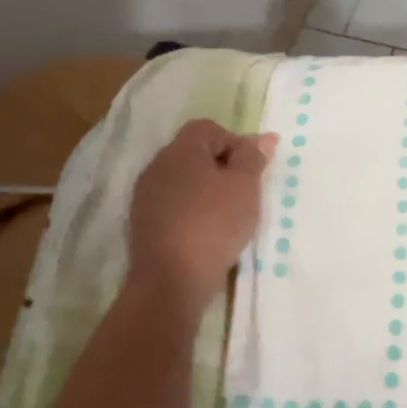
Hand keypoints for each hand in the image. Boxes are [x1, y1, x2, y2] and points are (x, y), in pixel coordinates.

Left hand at [126, 120, 275, 306]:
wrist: (171, 279)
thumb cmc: (214, 223)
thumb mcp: (245, 187)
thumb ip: (253, 157)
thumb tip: (263, 138)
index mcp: (180, 150)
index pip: (209, 128)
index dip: (235, 143)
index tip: (251, 171)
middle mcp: (157, 166)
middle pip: (194, 152)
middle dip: (221, 167)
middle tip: (243, 193)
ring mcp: (145, 195)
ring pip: (183, 179)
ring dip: (206, 190)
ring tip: (227, 215)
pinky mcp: (143, 222)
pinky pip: (173, 203)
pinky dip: (191, 210)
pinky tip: (206, 232)